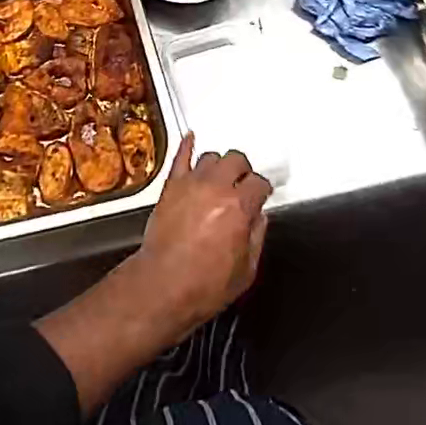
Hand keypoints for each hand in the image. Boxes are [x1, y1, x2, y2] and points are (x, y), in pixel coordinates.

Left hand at [122, 133, 270, 336]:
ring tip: (221, 175)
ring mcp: (191, 184)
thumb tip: (259, 220)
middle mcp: (216, 189)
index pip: (259, 183)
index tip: (262, 194)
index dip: (263, 189)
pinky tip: (190, 138)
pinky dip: (186, 146)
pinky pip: (180, 158)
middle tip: (243, 182)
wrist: (162, 287)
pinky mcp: (170, 187)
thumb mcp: (246, 270)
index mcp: (239, 207)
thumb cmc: (202, 285)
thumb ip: (256, 237)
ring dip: (219, 164)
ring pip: (211, 157)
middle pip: (236, 160)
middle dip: (244, 170)